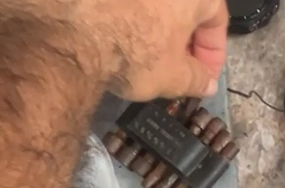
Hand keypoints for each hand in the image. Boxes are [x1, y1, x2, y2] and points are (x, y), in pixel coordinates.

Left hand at [0, 0, 228, 100]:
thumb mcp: (174, 78)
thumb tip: (204, 81)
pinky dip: (119, 9)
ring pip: (146, 0)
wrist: (68, 28)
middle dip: (180, 31)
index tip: (204, 74)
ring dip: (149, 17)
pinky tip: (113, 28)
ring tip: (141, 45)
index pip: (216, 18)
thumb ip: (197, 79)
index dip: (213, 52)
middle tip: (174, 61)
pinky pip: (115, 1)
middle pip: (179, 1)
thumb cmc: (132, 50)